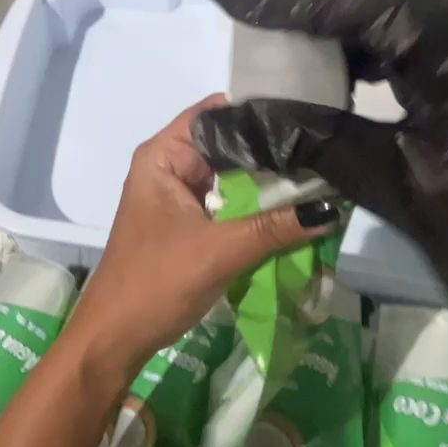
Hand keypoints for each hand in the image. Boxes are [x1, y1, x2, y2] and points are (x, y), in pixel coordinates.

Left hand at [60, 95, 338, 379]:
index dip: (255, 111)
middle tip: (322, 148)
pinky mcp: (188, 222)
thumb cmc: (157, 281)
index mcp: (162, 156)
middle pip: (225, 145)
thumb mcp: (219, 251)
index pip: (213, 114)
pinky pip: (228, 203)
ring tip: (320, 173)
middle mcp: (169, 166)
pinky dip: (255, 206)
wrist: (117, 335)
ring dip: (265, 180)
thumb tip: (331, 208)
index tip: (303, 115)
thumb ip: (274, 228)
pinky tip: (294, 208)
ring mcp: (178, 195)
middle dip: (268, 149)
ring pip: (229, 177)